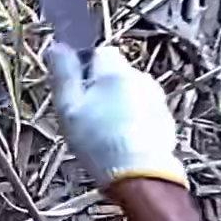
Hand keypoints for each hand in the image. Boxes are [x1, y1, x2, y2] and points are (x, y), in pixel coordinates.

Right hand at [44, 42, 185, 188]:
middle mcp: (141, 77)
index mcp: (116, 71)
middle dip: (97, 88)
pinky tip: (118, 139)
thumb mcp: (69, 107)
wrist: (138, 174)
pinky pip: (139, 109)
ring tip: (100, 131)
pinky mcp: (164, 118)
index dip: (82, 67)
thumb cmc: (97, 140)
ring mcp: (156, 98)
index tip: (72, 91)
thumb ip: (63, 74)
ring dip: (112, 104)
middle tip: (82, 115)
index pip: (99, 51)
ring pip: (126, 91)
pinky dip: (128, 118)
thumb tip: (56, 46)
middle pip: (113, 73)